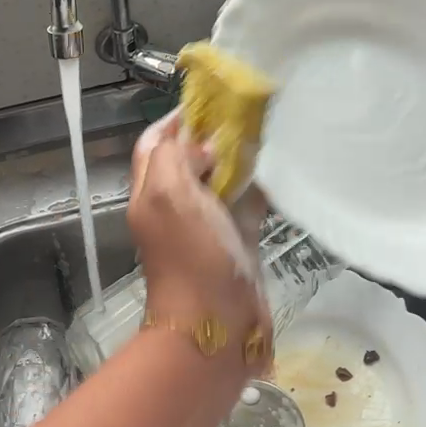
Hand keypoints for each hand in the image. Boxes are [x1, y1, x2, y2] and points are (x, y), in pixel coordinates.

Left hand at [128, 113, 271, 373]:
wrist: (217, 324)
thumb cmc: (191, 256)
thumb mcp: (170, 194)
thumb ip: (177, 156)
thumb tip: (202, 147)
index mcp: (150, 192)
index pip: (154, 143)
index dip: (174, 120)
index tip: (207, 102)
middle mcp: (173, 206)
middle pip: (186, 159)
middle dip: (209, 137)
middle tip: (242, 116)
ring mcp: (204, 226)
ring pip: (217, 181)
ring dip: (236, 159)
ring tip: (262, 135)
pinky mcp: (234, 243)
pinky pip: (243, 207)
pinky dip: (257, 188)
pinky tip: (275, 173)